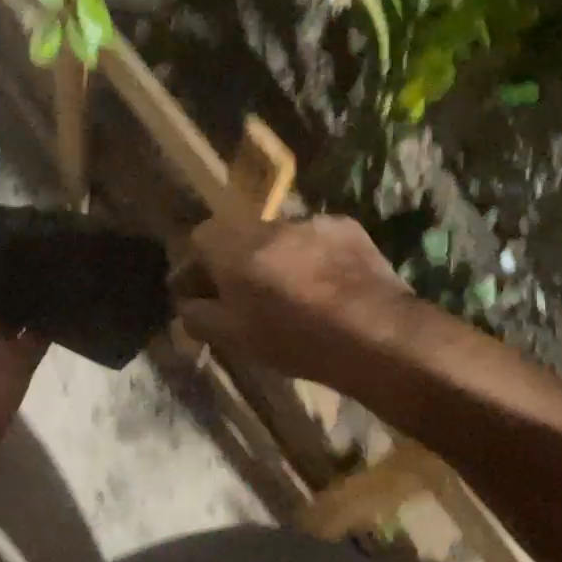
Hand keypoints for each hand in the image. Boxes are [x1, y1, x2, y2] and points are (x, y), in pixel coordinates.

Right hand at [173, 214, 414, 383]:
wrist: (374, 332)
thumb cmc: (294, 339)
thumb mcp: (234, 338)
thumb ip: (199, 317)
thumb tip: (187, 306)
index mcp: (234, 248)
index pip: (199, 239)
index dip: (195, 266)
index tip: (197, 292)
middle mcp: (271, 225)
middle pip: (241, 237)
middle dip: (236, 263)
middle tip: (242, 296)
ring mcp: (313, 222)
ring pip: (281, 238)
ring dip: (276, 259)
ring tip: (289, 294)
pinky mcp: (349, 229)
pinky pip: (317, 241)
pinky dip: (312, 259)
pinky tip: (325, 288)